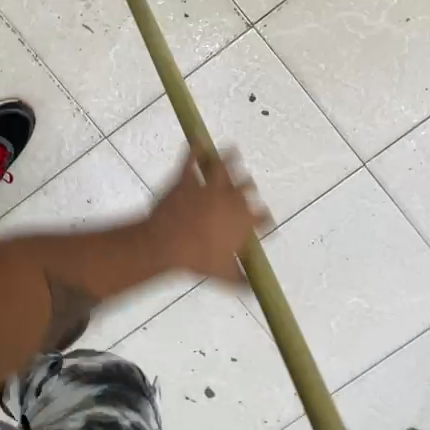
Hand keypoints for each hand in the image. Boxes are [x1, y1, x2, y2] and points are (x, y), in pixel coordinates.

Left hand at [139, 149, 268, 281]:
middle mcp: (231, 199)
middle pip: (247, 187)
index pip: (263, 216)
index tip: (263, 216)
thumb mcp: (222, 275)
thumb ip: (240, 280)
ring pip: (224, 166)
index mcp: (243, 221)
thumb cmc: (196, 261)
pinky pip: (192, 158)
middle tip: (246, 184)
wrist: (167, 243)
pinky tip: (197, 139)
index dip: (263, 217)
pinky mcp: (187, 178)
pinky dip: (195, 147)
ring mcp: (208, 186)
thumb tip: (251, 289)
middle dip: (247, 186)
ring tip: (231, 150)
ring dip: (229, 157)